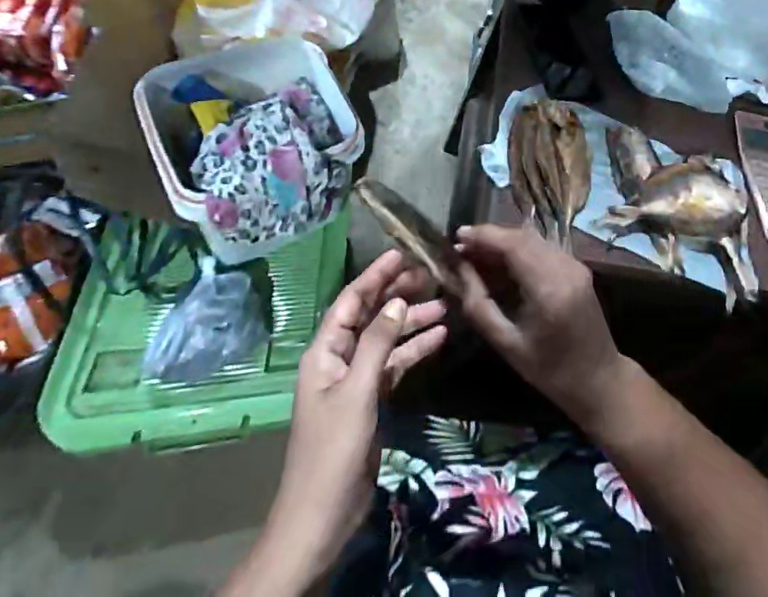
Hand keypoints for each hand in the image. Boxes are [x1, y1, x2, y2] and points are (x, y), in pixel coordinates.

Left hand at [265, 250, 446, 573]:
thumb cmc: (333, 449)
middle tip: (430, 276)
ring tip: (444, 306)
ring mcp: (355, 380)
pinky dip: (414, 351)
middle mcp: (338, 359)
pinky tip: (439, 338)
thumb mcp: (357, 391)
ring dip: (412, 323)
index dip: (374, 277)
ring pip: (386, 340)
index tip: (400, 254)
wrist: (323, 513)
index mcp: (324, 352)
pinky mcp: (370, 400)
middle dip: (397, 295)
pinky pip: (394, 365)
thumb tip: (396, 302)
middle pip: (369, 317)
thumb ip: (377, 344)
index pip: (350, 302)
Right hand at [454, 223, 629, 426]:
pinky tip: (501, 262)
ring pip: (533, 239)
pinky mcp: (578, 268)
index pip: (513, 244)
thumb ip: (479, 305)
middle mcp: (565, 268)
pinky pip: (543, 248)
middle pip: (523, 236)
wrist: (598, 379)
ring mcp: (575, 265)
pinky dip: (519, 249)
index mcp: (549, 288)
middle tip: (461, 247)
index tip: (456, 236)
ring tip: (476, 254)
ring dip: (504, 241)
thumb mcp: (507, 344)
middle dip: (490, 237)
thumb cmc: (550, 370)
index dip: (483, 236)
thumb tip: (460, 270)